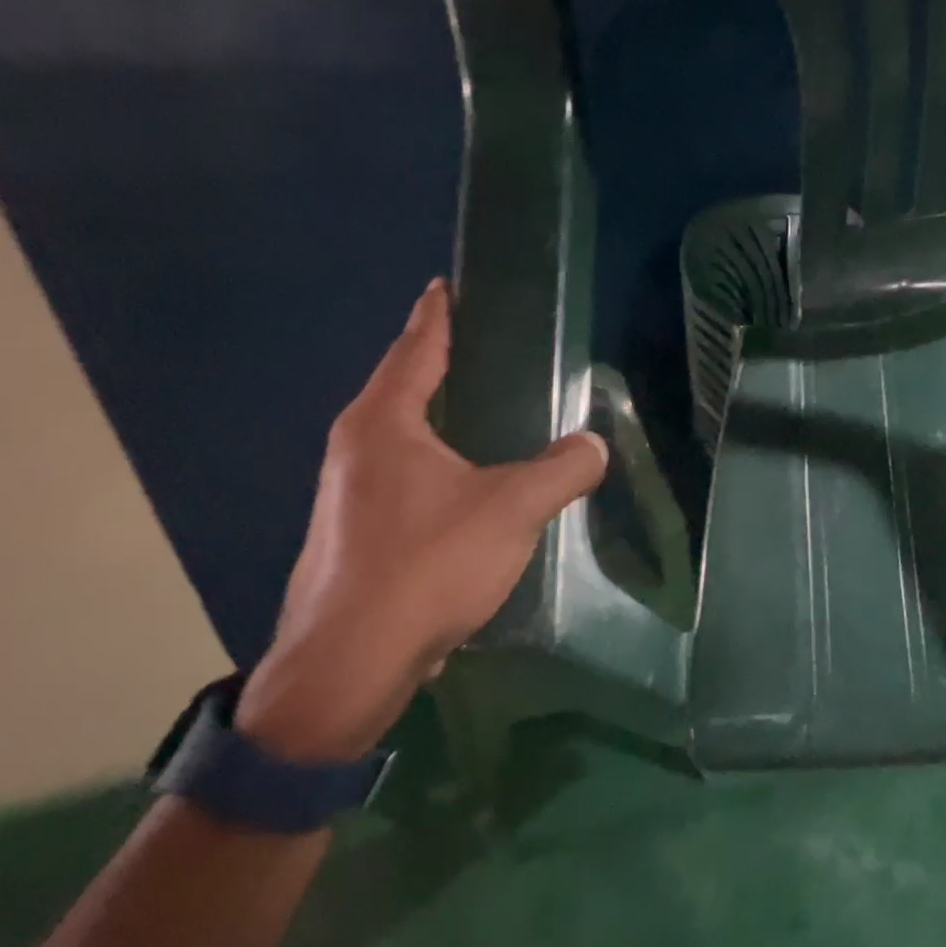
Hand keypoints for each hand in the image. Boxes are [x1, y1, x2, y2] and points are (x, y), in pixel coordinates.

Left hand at [235, 279, 606, 761]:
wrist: (351, 661)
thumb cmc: (426, 565)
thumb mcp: (511, 510)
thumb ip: (560, 471)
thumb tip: (595, 446)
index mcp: (384, 425)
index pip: (415, 351)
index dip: (436, 317)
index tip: (445, 286)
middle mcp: (356, 450)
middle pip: (402, 390)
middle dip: (438, 365)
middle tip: (484, 348)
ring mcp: (350, 496)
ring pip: (402, 440)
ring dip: (438, 421)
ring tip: (484, 414)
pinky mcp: (358, 535)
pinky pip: (406, 480)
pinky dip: (438, 466)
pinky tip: (470, 488)